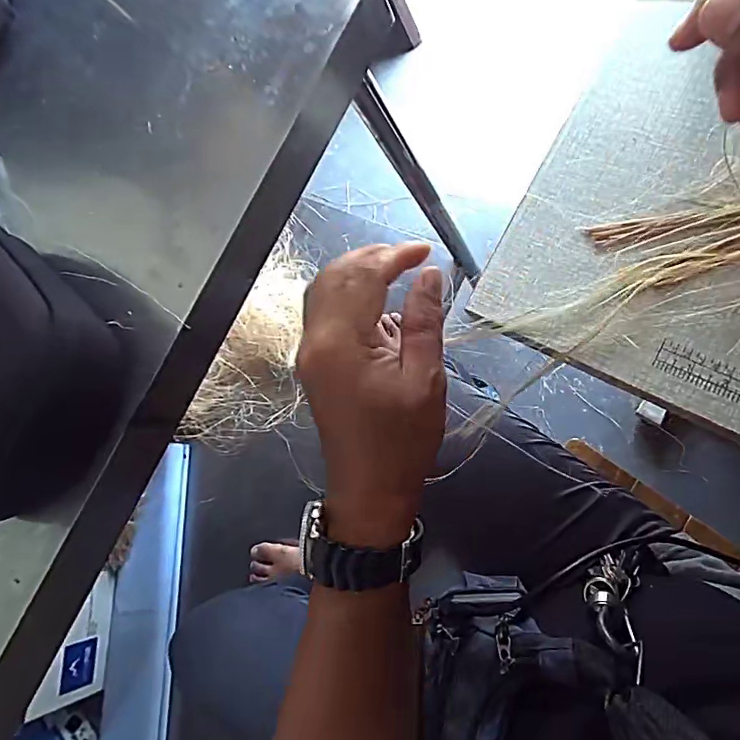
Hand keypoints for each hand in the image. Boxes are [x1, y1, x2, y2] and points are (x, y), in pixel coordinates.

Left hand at [295, 243, 446, 548]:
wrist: (370, 488)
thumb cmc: (403, 441)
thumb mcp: (425, 379)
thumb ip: (423, 321)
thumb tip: (429, 277)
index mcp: (341, 343)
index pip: (362, 278)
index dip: (393, 256)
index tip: (424, 250)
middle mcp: (316, 342)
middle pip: (334, 277)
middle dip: (371, 257)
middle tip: (410, 255)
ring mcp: (311, 354)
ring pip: (325, 293)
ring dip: (357, 274)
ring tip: (396, 271)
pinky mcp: (316, 366)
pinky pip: (326, 316)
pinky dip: (350, 298)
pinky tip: (380, 306)